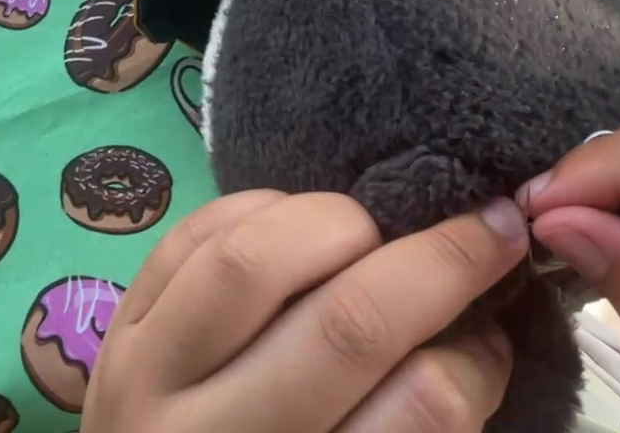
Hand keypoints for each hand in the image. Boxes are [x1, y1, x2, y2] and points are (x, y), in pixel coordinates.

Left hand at [83, 190, 525, 431]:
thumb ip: (408, 421)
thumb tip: (475, 330)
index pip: (413, 418)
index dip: (474, 363)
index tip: (501, 324)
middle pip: (341, 328)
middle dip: (434, 263)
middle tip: (488, 227)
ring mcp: (146, 373)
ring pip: (252, 261)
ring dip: (336, 224)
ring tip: (377, 229)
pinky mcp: (118, 323)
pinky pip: (192, 235)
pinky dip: (257, 208)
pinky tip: (295, 217)